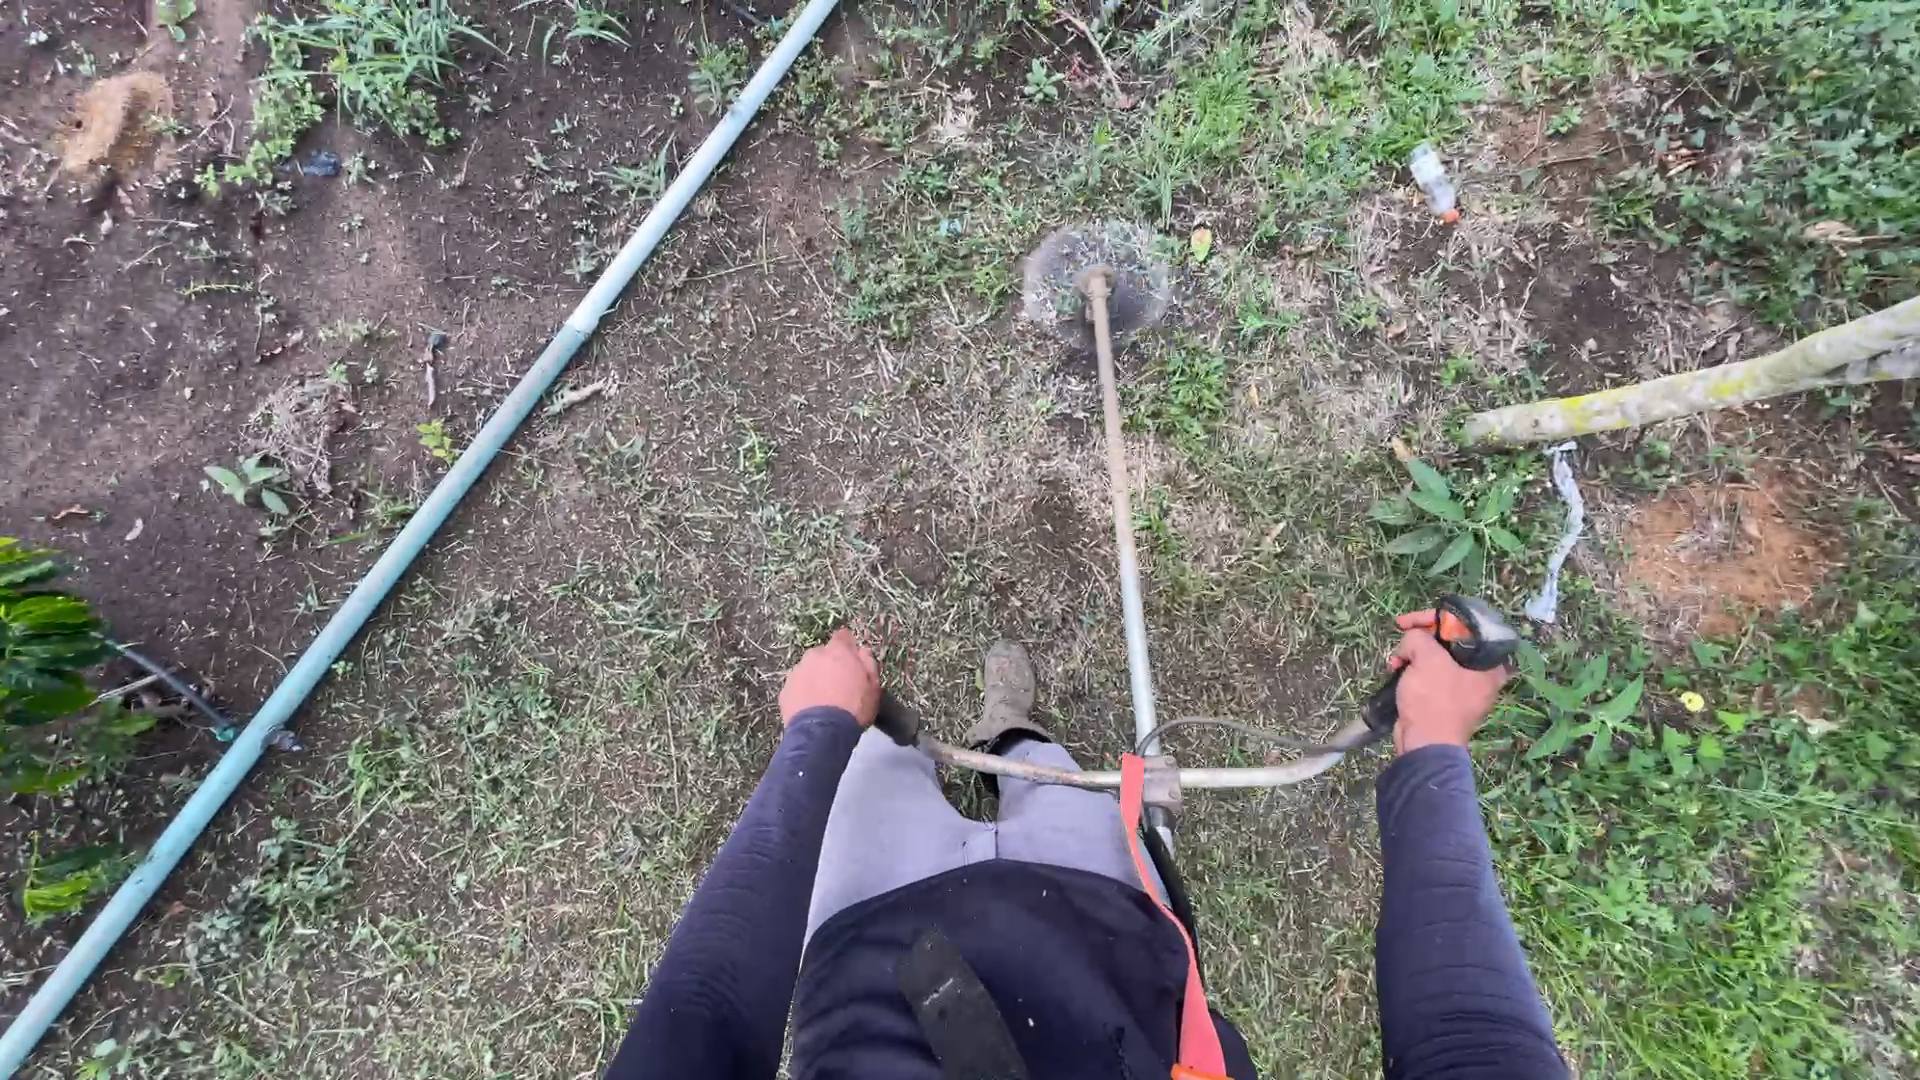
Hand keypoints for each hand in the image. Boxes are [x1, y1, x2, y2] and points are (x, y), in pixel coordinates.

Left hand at [779, 627, 880, 727]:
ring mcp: (797, 672)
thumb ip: (868, 664)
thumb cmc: (853, 708)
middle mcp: (815, 656)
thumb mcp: (873, 687)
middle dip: (830, 665)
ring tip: (824, 701)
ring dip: (816, 678)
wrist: (823, 733)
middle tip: (839, 685)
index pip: (843, 637)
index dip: (848, 646)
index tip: (852, 658)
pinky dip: (803, 693)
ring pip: (808, 670)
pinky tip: (812, 709)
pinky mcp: (785, 690)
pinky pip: (797, 686)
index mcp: (838, 651)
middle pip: (824, 654)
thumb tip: (862, 651)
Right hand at [1388, 609, 1509, 754]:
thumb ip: (1420, 637)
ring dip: (1410, 653)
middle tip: (1399, 638)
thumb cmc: (1434, 699)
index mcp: (1489, 662)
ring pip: (1434, 655)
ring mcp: (1462, 685)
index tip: (1405, 621)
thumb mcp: (1427, 659)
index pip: (1463, 625)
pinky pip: (1428, 671)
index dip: (1432, 618)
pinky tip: (1396, 670)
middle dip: (1418, 637)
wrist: (1426, 742)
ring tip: (1395, 662)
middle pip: (1447, 639)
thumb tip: (1411, 640)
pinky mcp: (1444, 695)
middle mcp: (1480, 671)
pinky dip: (1411, 667)